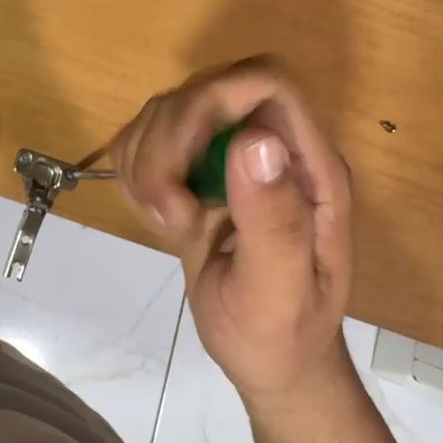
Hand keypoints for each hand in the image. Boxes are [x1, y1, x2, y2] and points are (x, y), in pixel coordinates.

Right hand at [106, 58, 354, 401]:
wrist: (266, 361)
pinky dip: (133, 172)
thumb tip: (255, 138)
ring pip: (164, 109)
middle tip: (169, 214)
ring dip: (146, 164)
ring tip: (167, 223)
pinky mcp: (190, 168)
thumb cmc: (280, 335)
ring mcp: (227, 153)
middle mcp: (271, 145)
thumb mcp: (280, 291)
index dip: (212, 103)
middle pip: (202, 88)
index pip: (263, 81)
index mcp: (309, 165)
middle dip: (167, 146)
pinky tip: (156, 214)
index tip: (184, 171)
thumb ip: (273, 217)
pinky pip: (142, 137)